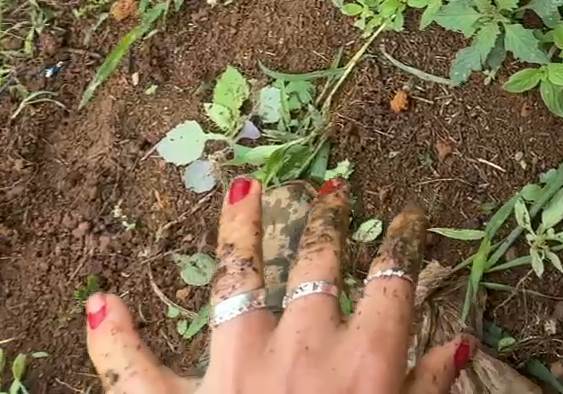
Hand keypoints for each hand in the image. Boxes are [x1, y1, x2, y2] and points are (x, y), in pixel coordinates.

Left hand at [84, 178, 471, 393]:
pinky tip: (100, 299)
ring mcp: (232, 373)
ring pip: (237, 283)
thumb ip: (429, 387)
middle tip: (332, 187)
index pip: (394, 274)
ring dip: (239, 231)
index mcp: (363, 356)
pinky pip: (133, 371)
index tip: (411, 215)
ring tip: (243, 188)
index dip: (406, 236)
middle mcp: (301, 347)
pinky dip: (113, 338)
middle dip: (328, 218)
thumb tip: (462, 343)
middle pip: (318, 261)